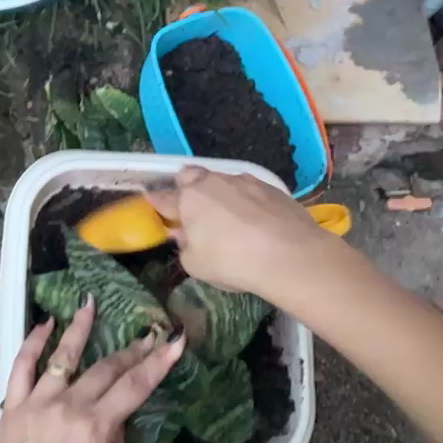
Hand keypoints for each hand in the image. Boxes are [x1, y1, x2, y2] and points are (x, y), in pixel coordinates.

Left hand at [0, 299, 185, 442]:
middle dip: (130, 350)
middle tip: (147, 333)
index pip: (135, 386)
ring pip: (63, 356)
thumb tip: (117, 411)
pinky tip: (46, 325)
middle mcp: (68, 408)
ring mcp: (38, 405)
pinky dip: (33, 344)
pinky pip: (21, 368)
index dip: (158, 362)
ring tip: (90, 304)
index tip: (175, 341)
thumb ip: (117, 438)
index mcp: (96, 428)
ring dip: (80, 328)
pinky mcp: (13, 409)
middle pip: (105, 369)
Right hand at [143, 166, 358, 297]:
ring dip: (220, 195)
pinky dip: (247, 202)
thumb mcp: (196, 266)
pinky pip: (250, 191)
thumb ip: (185, 248)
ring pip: (223, 181)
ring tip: (230, 219)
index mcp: (189, 199)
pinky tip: (256, 222)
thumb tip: (185, 237)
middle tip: (192, 209)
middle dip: (187, 188)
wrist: (290, 254)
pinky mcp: (271, 187)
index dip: (156, 203)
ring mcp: (244, 181)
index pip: (164, 198)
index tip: (152, 204)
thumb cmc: (233, 262)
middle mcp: (213, 182)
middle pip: (191, 176)